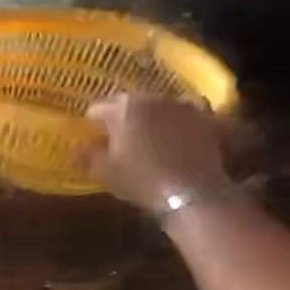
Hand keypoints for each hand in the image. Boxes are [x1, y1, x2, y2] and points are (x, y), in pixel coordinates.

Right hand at [82, 93, 230, 213]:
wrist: (194, 191)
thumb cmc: (140, 179)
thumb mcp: (103, 171)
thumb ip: (88, 155)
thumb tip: (81, 147)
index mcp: (122, 108)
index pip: (96, 110)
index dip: (91, 126)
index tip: (91, 141)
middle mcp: (153, 99)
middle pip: (129, 104)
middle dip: (121, 119)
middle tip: (117, 141)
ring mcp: (184, 106)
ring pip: (158, 108)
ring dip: (150, 120)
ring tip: (148, 140)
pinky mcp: (209, 118)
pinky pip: (185, 117)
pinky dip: (177, 125)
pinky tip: (176, 141)